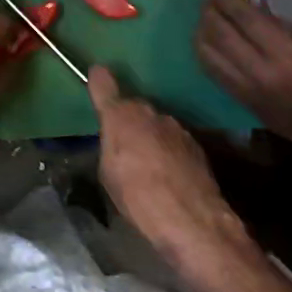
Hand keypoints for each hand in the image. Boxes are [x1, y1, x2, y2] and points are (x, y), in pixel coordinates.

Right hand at [89, 66, 254, 283]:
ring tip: (149, 163)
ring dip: (150, 135)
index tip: (97, 73)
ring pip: (155, 123)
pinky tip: (169, 172)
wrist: (191, 218)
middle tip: (124, 143)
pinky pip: (173, 139)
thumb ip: (109, 144)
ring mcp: (175, 125)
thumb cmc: (137, 196)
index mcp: (120, 116)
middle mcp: (148, 112)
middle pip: (133, 107)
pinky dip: (168, 149)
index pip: (104, 86)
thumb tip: (116, 137)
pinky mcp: (195, 142)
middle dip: (128, 120)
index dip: (99, 80)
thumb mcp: (108, 173)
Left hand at [194, 0, 291, 162]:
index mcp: (285, 54)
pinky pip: (212, 71)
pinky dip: (206, 52)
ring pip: (207, 53)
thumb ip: (281, 24)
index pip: (244, 19)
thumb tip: (252, 2)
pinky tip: (210, 41)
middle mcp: (259, 71)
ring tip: (207, 17)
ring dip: (201, 31)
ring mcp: (245, 88)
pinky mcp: (241, 102)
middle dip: (209, 11)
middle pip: (219, 33)